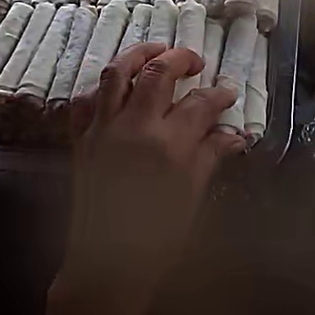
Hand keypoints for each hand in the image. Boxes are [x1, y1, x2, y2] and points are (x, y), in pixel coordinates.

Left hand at [62, 42, 243, 305]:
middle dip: (180, 58)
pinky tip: (114, 89)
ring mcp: (102, 130)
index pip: (199, 104)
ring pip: (116, 73)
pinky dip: (100, 89)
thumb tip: (234, 133)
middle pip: (157, 72)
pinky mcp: (80, 140)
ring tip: (155, 52)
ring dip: (137, 56)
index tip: (227, 94)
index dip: (218, 95)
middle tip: (195, 61)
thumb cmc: (157, 237)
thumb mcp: (192, 197)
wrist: (107, 262)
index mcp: (168, 145)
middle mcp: (134, 128)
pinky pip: (84, 100)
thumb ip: (210, 157)